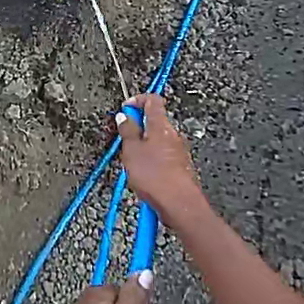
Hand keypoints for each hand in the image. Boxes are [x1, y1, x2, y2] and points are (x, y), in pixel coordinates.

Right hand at [115, 94, 204, 222]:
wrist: (179, 204)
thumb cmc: (156, 177)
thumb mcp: (131, 151)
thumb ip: (127, 131)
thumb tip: (124, 116)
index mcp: (161, 125)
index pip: (153, 100)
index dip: (138, 100)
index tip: (126, 109)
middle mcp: (173, 135)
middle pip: (155, 121)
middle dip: (138, 127)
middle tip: (125, 140)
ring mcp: (178, 151)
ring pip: (158, 140)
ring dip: (144, 146)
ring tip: (133, 163)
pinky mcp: (180, 166)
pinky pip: (163, 157)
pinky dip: (152, 161)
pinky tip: (144, 176)